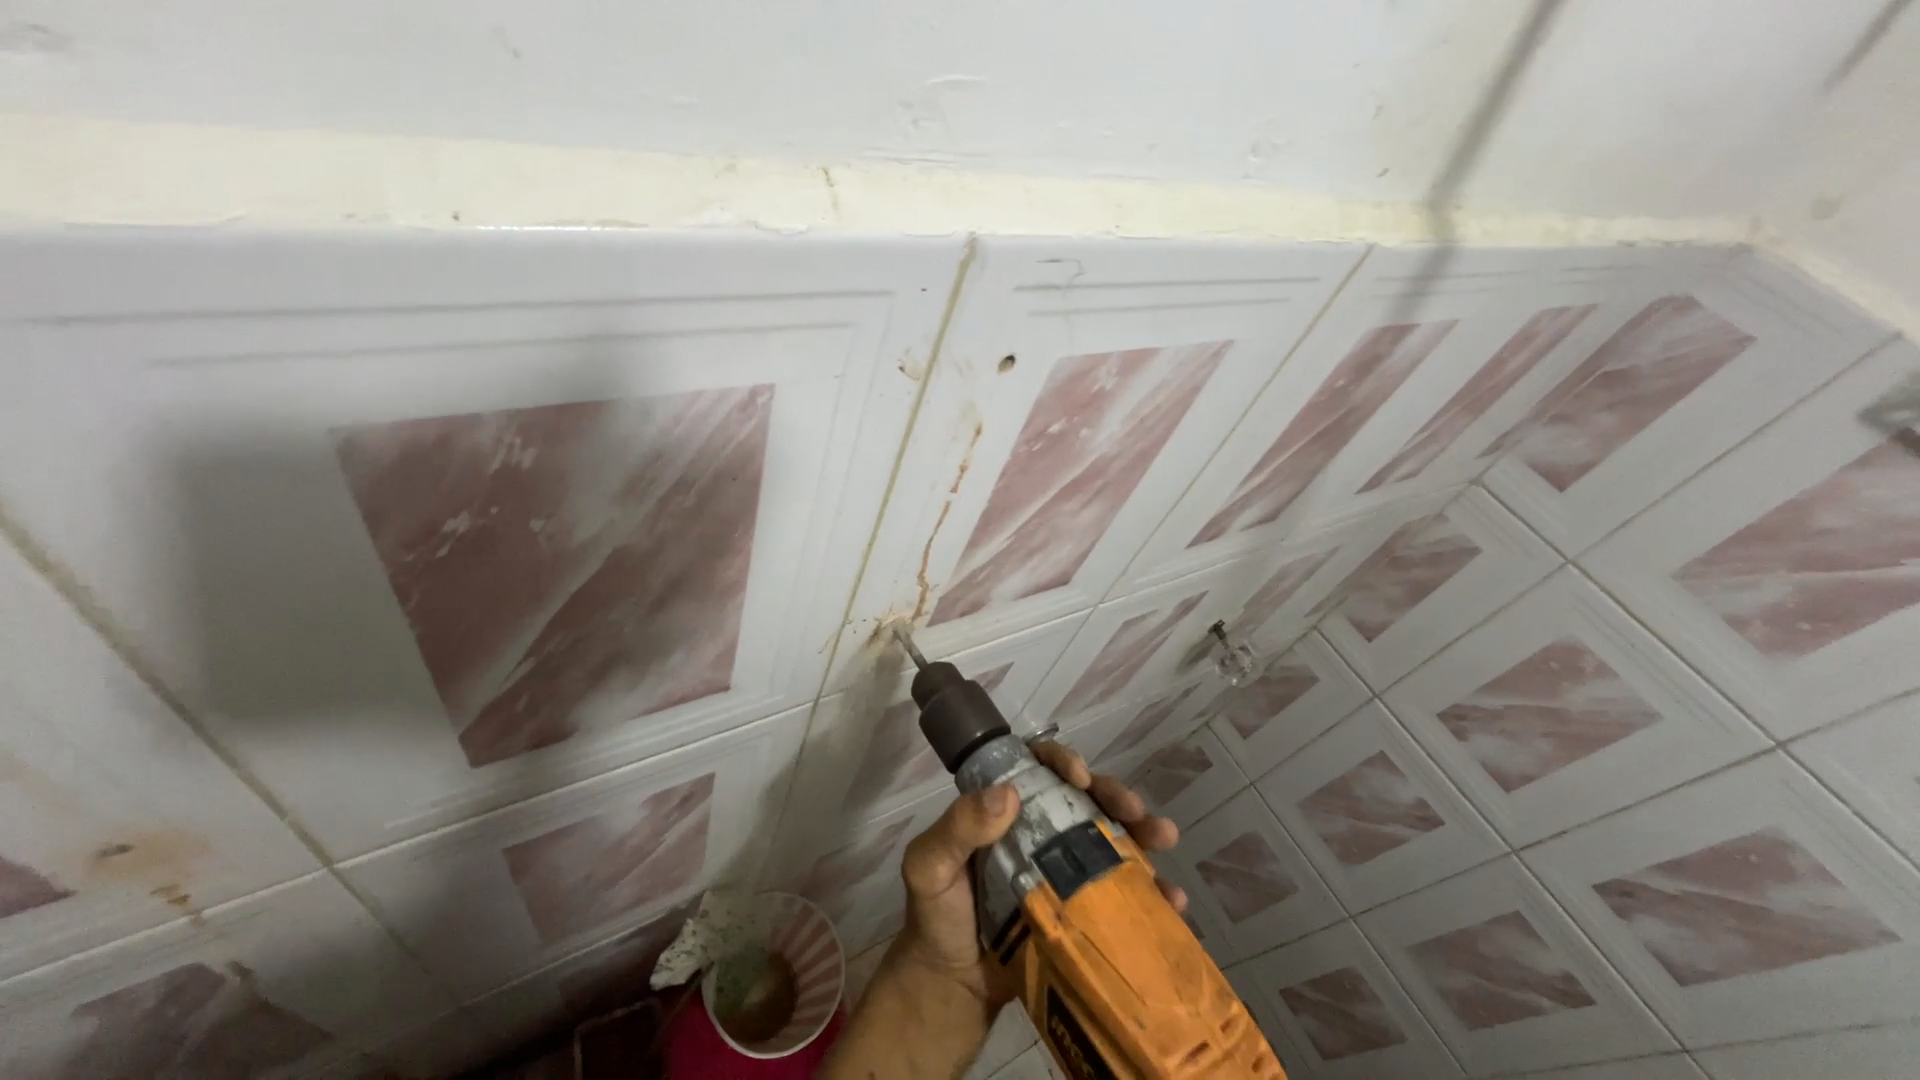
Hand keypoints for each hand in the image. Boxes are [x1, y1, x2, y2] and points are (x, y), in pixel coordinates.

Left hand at [893, 740, 1185, 1010]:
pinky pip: (1122, 892)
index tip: (1080, 776)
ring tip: (1164, 838)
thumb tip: (1008, 795)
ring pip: (1112, 837)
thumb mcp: (929, 866)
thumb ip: (956, 828)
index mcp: (1005, 811)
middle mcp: (1041, 831)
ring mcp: (1066, 870)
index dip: (1062, 761)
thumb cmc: (936, 916)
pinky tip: (1171, 900)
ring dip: (1144, 833)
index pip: (1038, 770)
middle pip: (1086, 799)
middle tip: (1136, 811)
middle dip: (1116, 795)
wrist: (953, 987)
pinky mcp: (1085, 909)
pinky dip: (1152, 891)